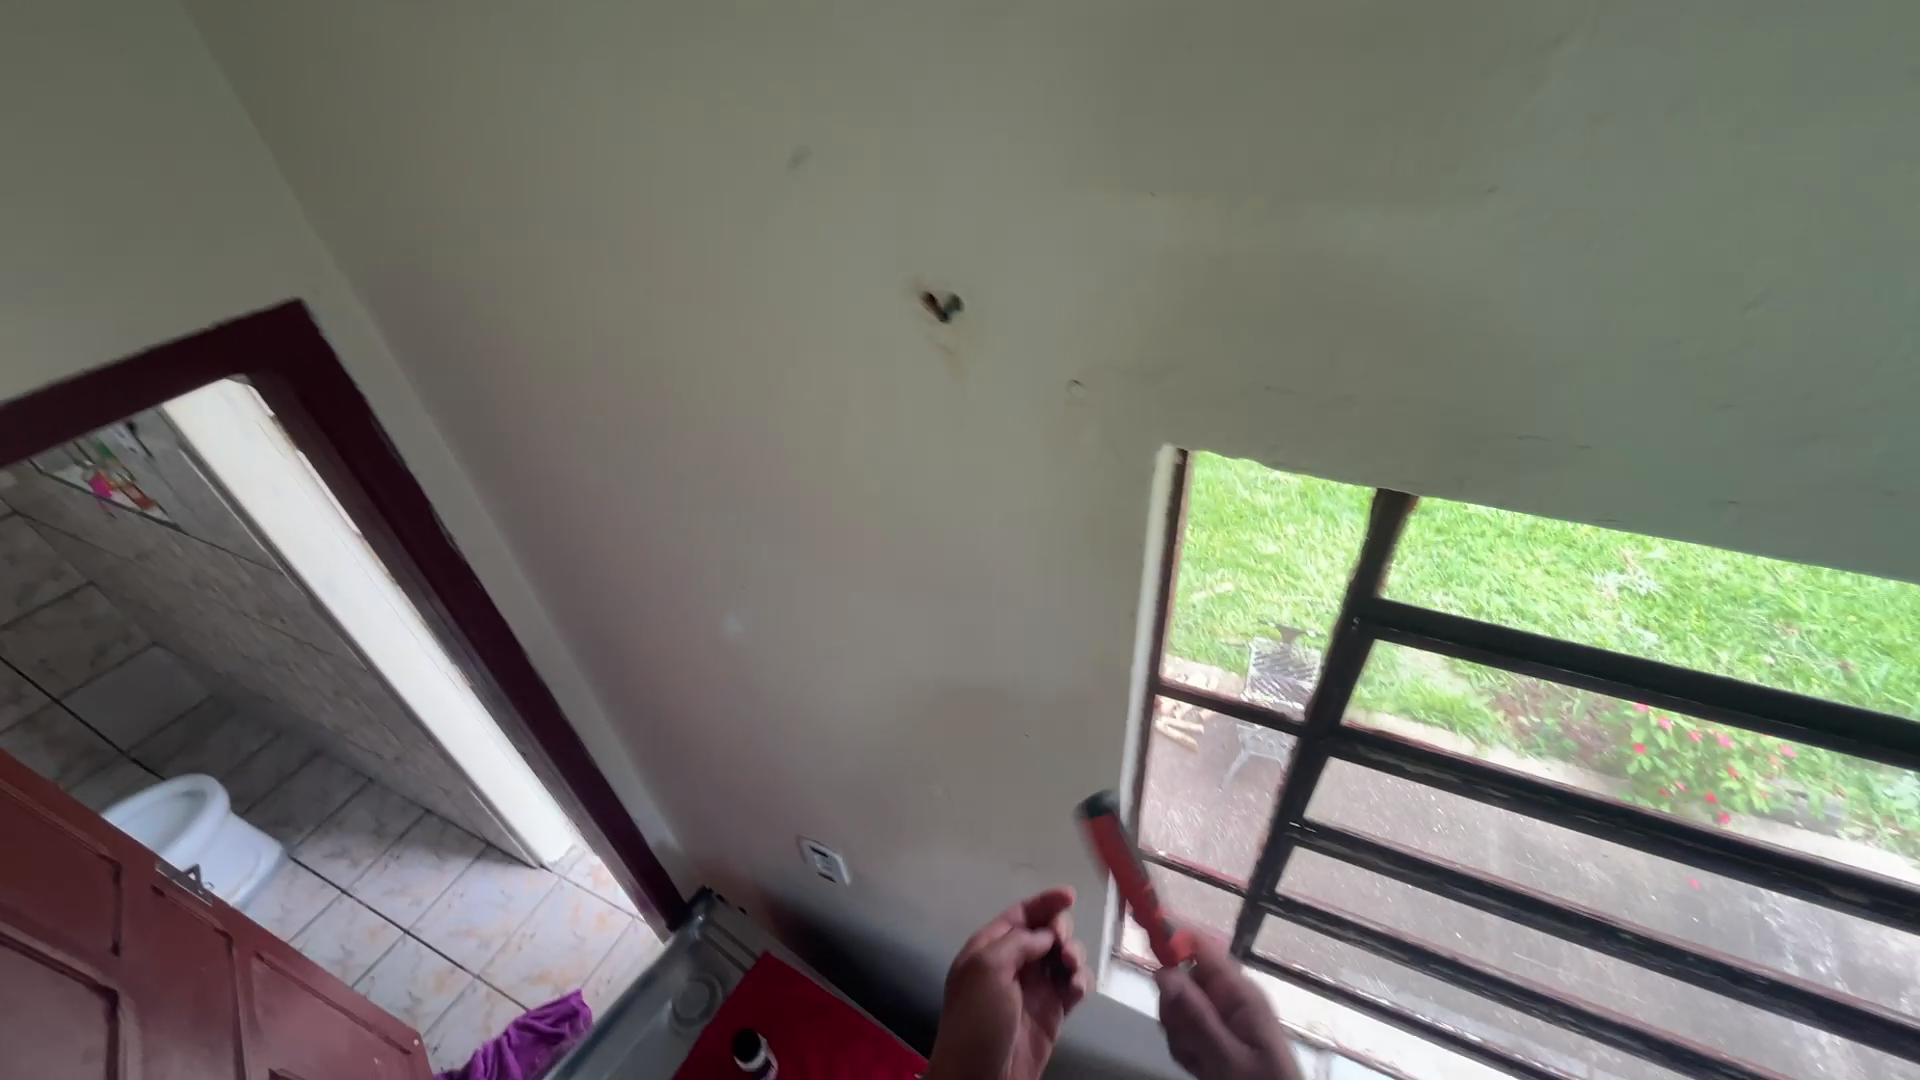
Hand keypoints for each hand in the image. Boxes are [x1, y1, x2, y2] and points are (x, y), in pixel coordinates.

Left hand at [927, 887, 1092, 1079]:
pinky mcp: (1052, 1014)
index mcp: (990, 947)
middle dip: (1060, 930)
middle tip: (1061, 947)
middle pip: (1046, 932)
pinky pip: (1073, 987)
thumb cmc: (976, 1019)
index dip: (1045, 902)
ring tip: (1070, 968)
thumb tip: (1044, 934)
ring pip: (1063, 957)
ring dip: (1073, 955)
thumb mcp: (987, 969)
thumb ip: (1018, 942)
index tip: (1070, 895)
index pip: (1021, 913)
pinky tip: (1078, 987)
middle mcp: (1013, 963)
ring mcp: (1034, 989)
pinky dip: (1080, 981)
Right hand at [1156, 933, 1301, 1079]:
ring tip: (1199, 1061)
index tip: (1146, 949)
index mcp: (1240, 992)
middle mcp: (1229, 996)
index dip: (1171, 939)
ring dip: (1179, 1034)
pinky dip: (1185, 1049)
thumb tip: (1162, 971)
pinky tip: (1199, 1068)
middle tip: (1186, 1039)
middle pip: (1183, 978)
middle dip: (1174, 1008)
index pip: (1200, 945)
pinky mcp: (1215, 1035)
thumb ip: (1195, 1016)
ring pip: (1178, 1005)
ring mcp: (1221, 1016)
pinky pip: (1183, 1028)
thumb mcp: (1228, 1058)